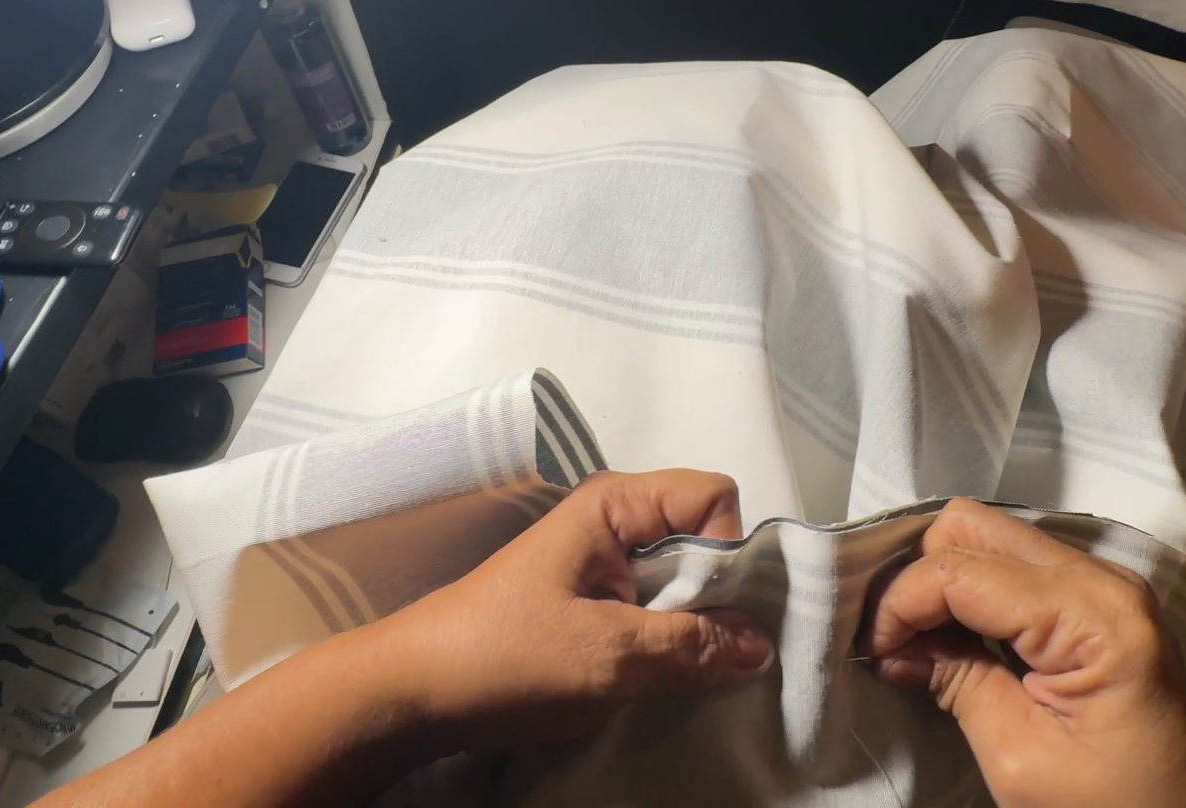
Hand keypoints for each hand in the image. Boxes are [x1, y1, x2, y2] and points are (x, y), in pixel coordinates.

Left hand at [376, 469, 775, 749]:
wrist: (420, 691)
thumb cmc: (508, 656)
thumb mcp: (607, 655)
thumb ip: (691, 645)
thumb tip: (764, 645)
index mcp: (615, 504)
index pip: (711, 495)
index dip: (729, 545)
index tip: (722, 608)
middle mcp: (617, 519)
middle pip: (703, 533)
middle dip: (721, 590)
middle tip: (720, 652)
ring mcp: (607, 558)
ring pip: (684, 574)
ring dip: (698, 619)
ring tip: (691, 669)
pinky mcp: (598, 595)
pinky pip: (659, 601)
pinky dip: (674, 634)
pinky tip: (666, 671)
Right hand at [861, 499, 1185, 807]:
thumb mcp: (1020, 760)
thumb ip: (954, 678)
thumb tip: (889, 645)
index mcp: (1092, 615)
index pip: (958, 571)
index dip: (900, 603)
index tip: (873, 649)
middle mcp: (1099, 575)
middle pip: (970, 526)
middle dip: (919, 576)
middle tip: (899, 637)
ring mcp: (1102, 579)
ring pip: (986, 532)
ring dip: (942, 575)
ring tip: (923, 635)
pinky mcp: (1098, 595)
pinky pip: (1012, 558)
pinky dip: (971, 584)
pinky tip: (958, 630)